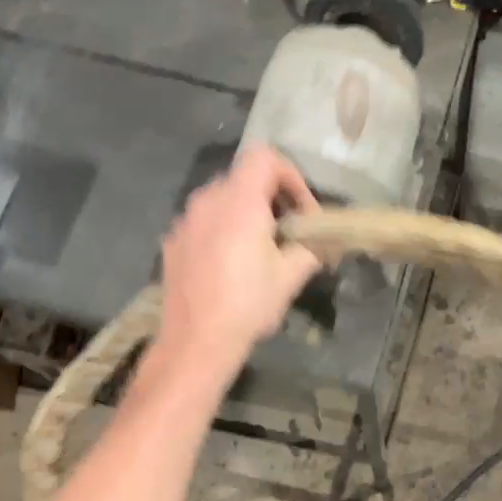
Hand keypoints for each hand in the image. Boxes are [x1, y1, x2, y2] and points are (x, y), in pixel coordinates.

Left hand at [155, 145, 322, 374]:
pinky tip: (231, 265)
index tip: (302, 211)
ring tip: (261, 249)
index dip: (291, 177)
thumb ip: (312, 248)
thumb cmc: (248, 305)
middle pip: (244, 178)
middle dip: (271, 198)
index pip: (265, 158)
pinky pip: (204, 222)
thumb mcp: (291, 277)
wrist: (196, 342)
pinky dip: (223, 231)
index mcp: (239, 202)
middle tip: (289, 232)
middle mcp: (208, 201)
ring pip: (222, 199)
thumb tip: (327, 241)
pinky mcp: (174, 242)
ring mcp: (186, 221)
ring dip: (247, 214)